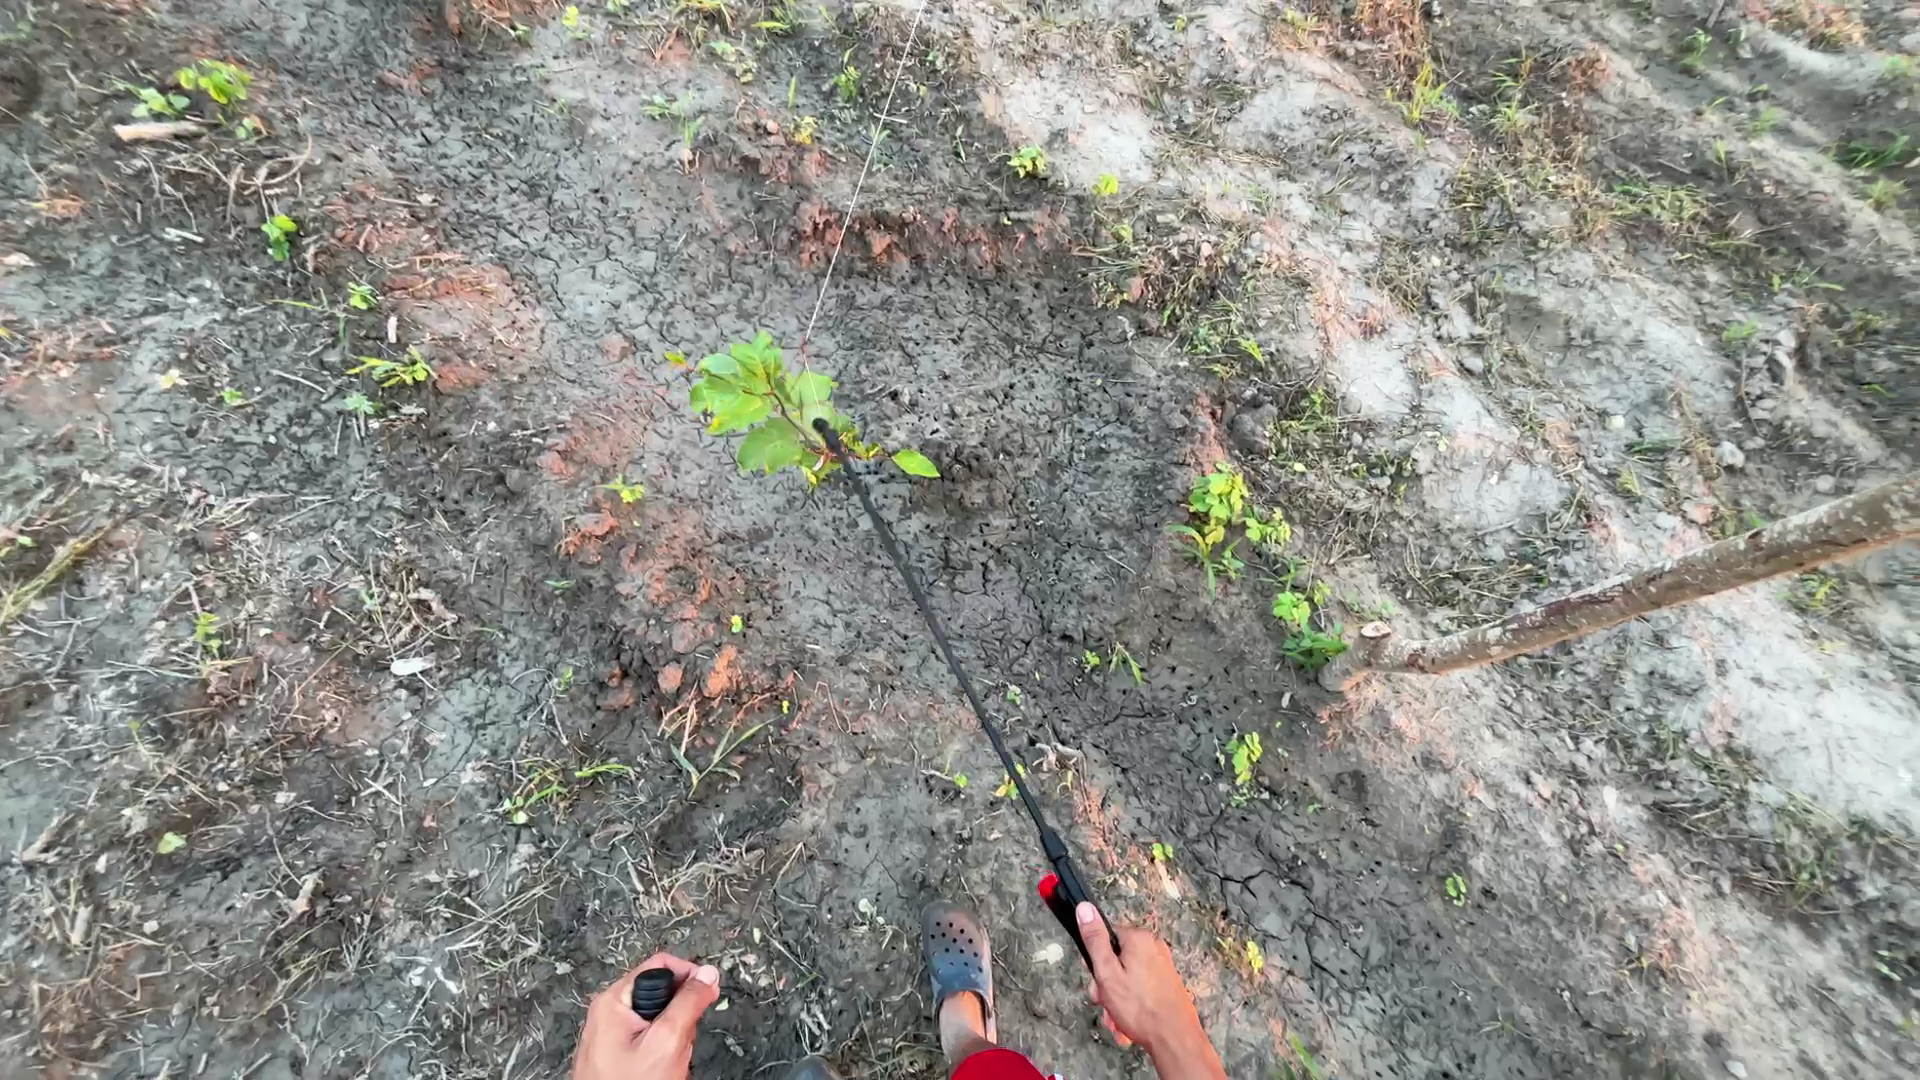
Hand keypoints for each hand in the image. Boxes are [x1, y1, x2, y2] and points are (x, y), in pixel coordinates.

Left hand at [572, 952, 721, 1079]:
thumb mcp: (667, 1040)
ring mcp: (612, 1036)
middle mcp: (610, 1013)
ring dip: (674, 1038)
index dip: (689, 977)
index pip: (662, 966)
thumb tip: (708, 974)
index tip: (706, 995)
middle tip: (680, 1039)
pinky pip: (650, 1040)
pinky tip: (661, 1070)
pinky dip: (662, 1051)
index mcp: (614, 1000)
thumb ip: (689, 1002)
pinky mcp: (617, 1055)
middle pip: (663, 993)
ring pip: (660, 1019)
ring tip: (669, 1061)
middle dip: (680, 1016)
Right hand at [1078, 904, 1225, 1078]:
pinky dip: (1135, 1002)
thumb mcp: (1107, 973)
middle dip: (1108, 984)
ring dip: (1119, 998)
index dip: (1096, 961)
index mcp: (1138, 938)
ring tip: (1119, 1019)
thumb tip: (1084, 908)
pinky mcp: (1169, 982)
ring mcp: (1163, 965)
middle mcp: (1153, 946)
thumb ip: (1095, 940)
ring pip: (1129, 976)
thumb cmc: (1142, 1009)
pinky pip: (1143, 987)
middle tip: (1107, 1003)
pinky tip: (1131, 1022)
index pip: (1106, 937)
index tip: (1096, 981)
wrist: (1176, 1041)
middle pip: (1118, 958)